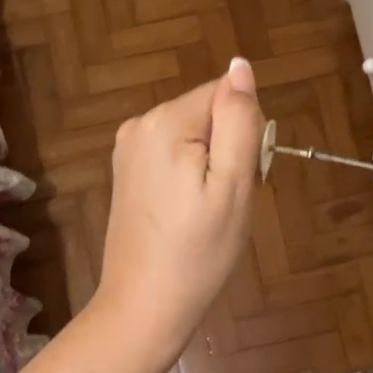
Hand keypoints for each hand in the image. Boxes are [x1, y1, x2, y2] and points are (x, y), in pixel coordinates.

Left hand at [95, 59, 264, 351]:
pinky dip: (190, 180)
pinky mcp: (127, 175)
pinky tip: (188, 215)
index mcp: (164, 121)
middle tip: (226, 204)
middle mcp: (139, 125)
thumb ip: (239, 121)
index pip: (225, 96)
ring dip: (211, 168)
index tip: (242, 180)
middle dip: (227, 151)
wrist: (144, 306)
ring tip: (207, 214)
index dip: (246, 135)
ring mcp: (128, 151)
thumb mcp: (232, 185)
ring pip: (194, 138)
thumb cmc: (198, 253)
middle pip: (207, 115)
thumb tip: (241, 65)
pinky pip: (174, 158)